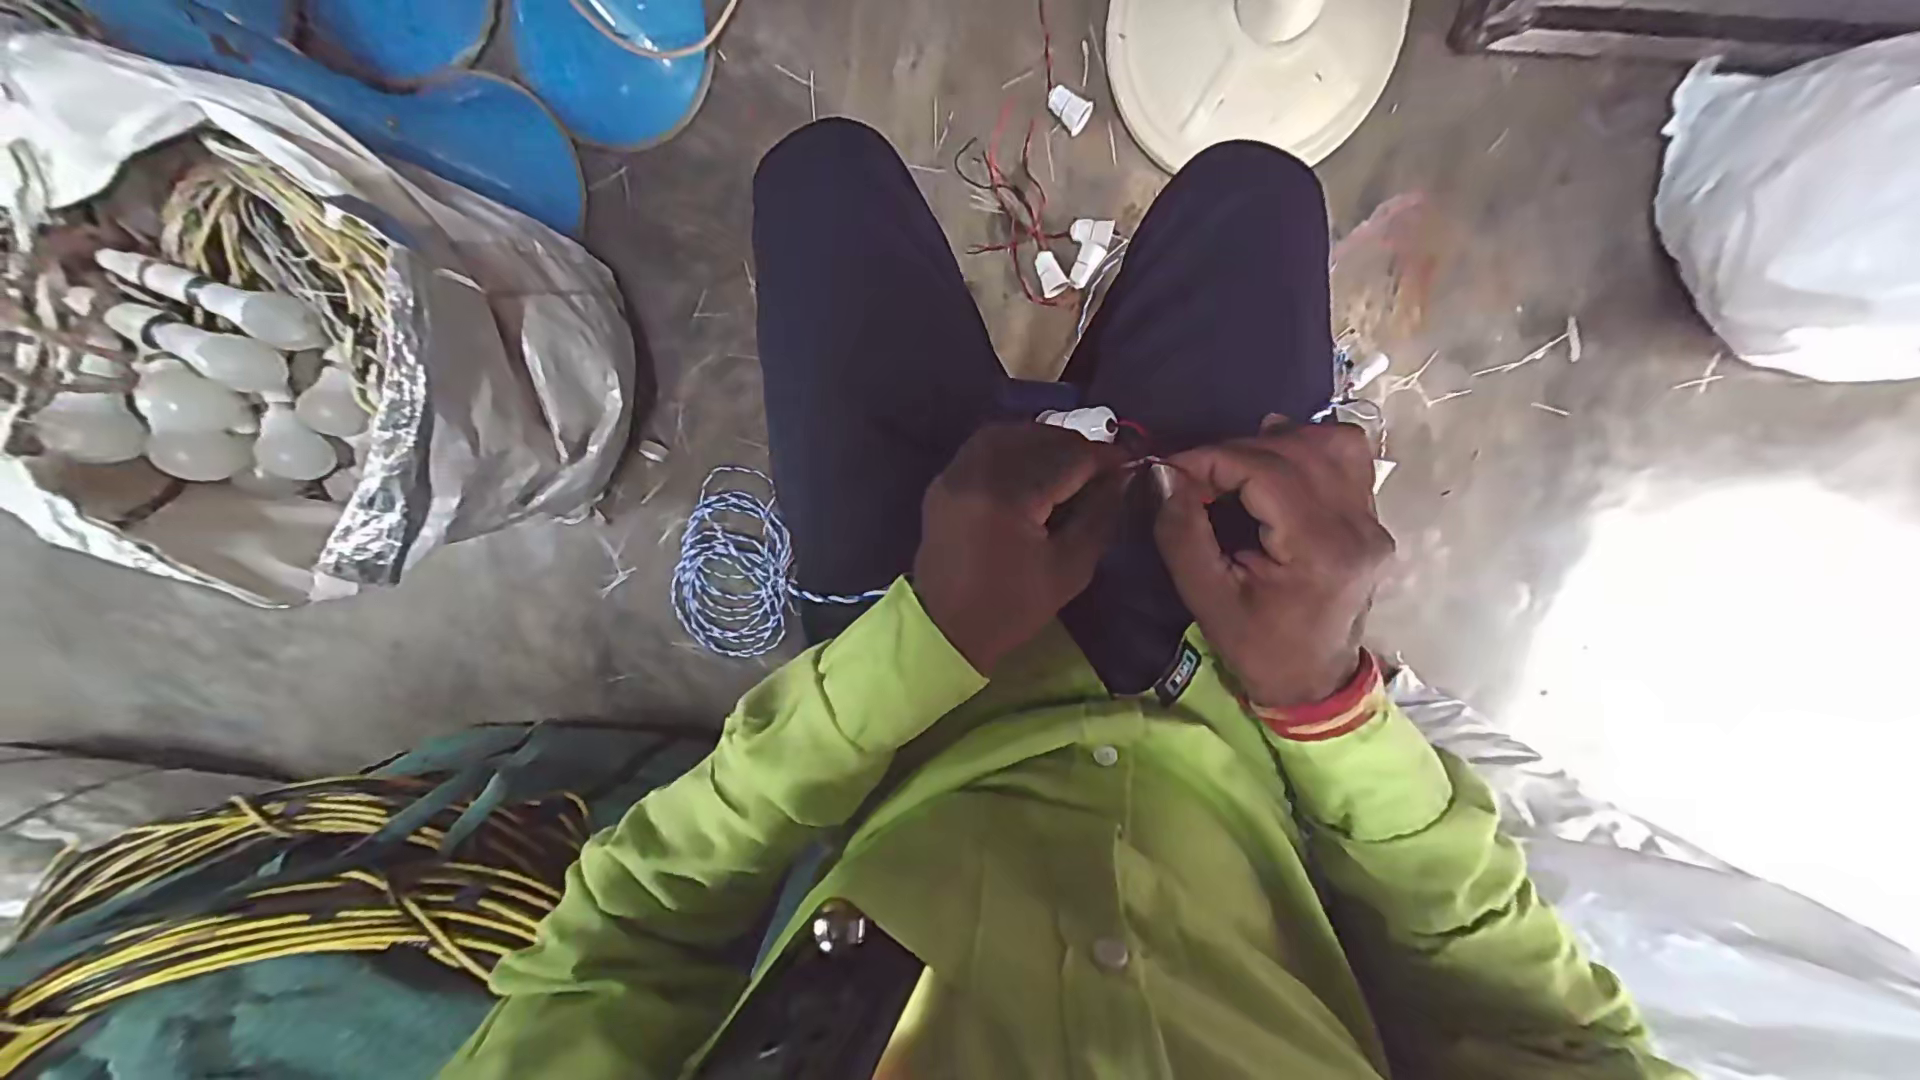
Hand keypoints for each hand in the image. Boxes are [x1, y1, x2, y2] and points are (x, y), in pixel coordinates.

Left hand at [914, 422, 1128, 672]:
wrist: (946, 629)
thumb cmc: (1011, 608)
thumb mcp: (1070, 569)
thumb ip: (1100, 515)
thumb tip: (1122, 477)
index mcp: (1008, 497)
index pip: (1067, 458)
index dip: (1105, 457)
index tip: (1131, 462)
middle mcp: (976, 473)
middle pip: (1036, 437)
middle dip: (1076, 445)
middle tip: (1104, 465)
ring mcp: (954, 474)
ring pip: (1008, 433)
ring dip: (1045, 440)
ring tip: (1071, 461)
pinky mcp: (944, 481)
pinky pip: (984, 446)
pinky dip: (1015, 446)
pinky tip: (1035, 465)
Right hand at [1152, 418, 1393, 707]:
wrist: (1312, 680)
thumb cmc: (1254, 645)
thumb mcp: (1204, 596)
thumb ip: (1181, 532)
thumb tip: (1163, 474)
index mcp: (1317, 551)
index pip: (1266, 472)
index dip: (1211, 459)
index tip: (1170, 469)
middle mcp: (1358, 527)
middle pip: (1296, 451)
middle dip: (1233, 451)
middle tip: (1192, 474)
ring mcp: (1373, 521)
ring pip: (1331, 444)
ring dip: (1272, 443)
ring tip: (1232, 466)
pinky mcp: (1371, 519)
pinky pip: (1345, 459)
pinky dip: (1304, 448)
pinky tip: (1271, 463)